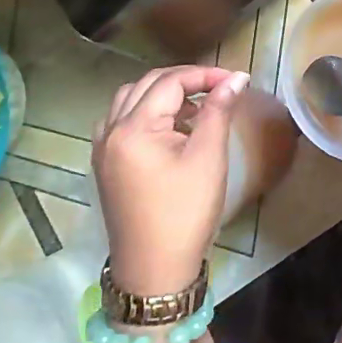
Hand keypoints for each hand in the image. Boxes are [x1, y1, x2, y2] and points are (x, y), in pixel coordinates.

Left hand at [92, 66, 249, 294]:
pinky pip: (123, 121)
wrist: (155, 268)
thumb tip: (236, 79)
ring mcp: (104, 149)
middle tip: (221, 88)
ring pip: (131, 100)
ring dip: (165, 94)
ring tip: (198, 106)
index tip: (238, 80)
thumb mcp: (208, 157)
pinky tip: (174, 128)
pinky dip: (149, 112)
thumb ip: (218, 110)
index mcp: (133, 128)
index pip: (170, 82)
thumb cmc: (185, 212)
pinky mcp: (107, 165)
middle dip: (185, 79)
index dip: (205, 74)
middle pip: (147, 85)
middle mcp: (110, 132)